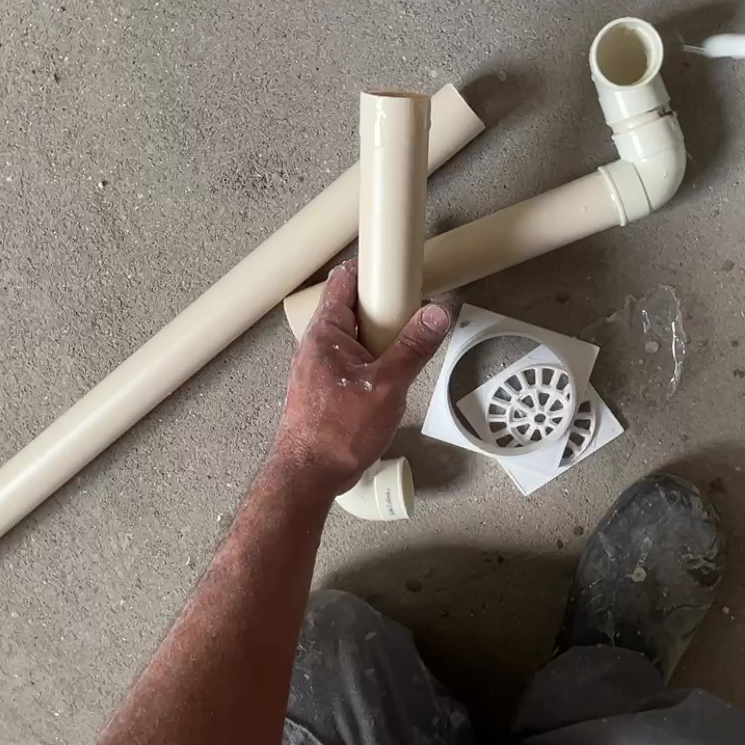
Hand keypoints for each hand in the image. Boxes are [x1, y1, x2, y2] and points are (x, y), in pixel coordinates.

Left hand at [272, 262, 453, 494]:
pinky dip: (374, 359)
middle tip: (413, 310)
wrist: (308, 478)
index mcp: (325, 332)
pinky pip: (354, 360)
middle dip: (384, 307)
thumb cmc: (335, 433)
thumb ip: (413, 348)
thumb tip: (436, 314)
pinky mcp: (326, 387)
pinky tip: (392, 376)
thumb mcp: (387, 386)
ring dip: (381, 337)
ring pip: (356, 336)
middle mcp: (318, 344)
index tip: (397, 266)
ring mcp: (320, 367)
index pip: (344, 280)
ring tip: (408, 346)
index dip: (370, 268)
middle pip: (354, 307)